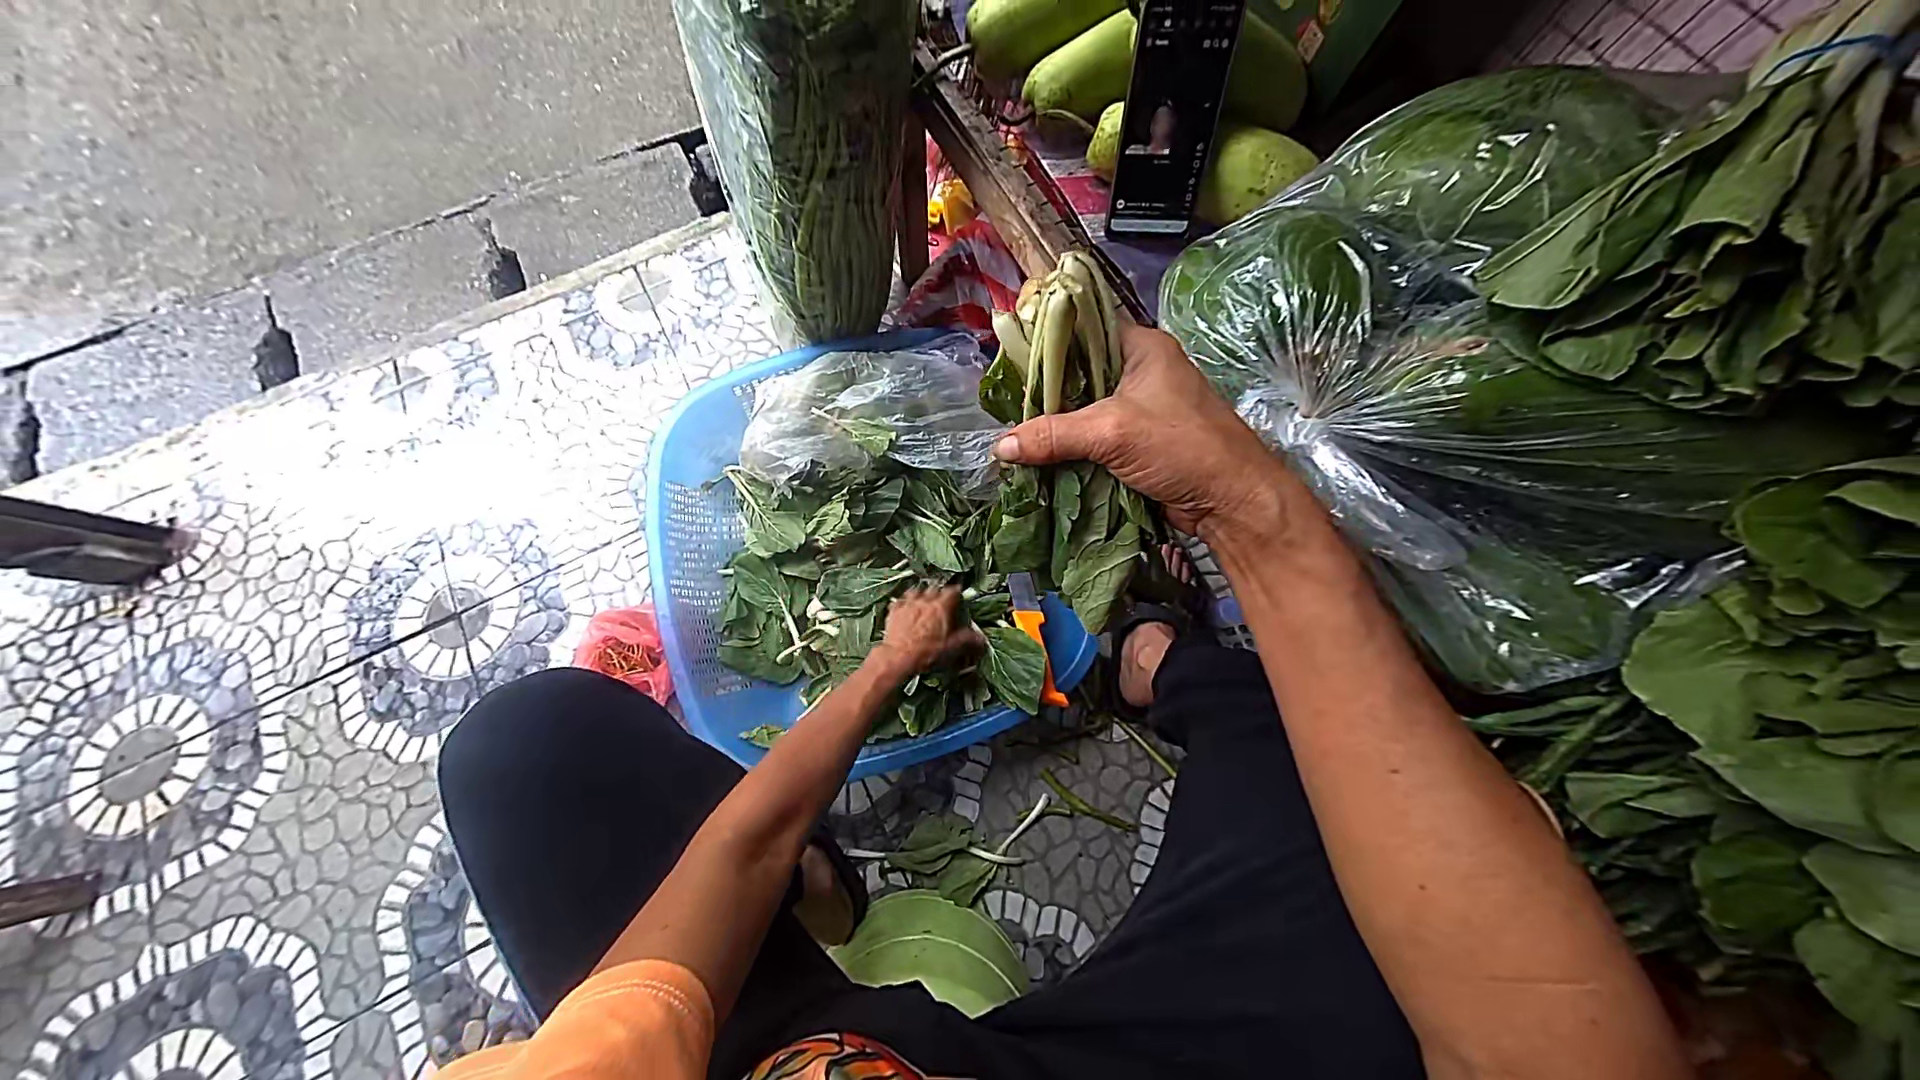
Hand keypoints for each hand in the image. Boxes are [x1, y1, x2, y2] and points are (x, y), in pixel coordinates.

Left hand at [871, 586, 982, 677]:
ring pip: (916, 590)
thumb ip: (968, 640)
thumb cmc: (925, 652)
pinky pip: (900, 600)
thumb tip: (980, 639)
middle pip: (935, 588)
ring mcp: (908, 604)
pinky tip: (905, 606)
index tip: (959, 596)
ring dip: (921, 593)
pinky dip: (904, 601)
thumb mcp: (952, 647)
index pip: (952, 591)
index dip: (957, 592)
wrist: (899, 657)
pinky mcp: (894, 611)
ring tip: (924, 600)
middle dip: (940, 592)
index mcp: (941, 607)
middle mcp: (924, 601)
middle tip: (943, 600)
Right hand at [992, 323, 1314, 542]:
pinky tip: (1039, 452)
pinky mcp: (1134, 441)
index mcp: (1140, 347)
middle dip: (1044, 390)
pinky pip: (1090, 436)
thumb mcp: (1112, 432)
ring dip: (1054, 422)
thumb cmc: (1182, 446)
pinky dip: (1068, 445)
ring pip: (1082, 408)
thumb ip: (1054, 434)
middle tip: (1006, 400)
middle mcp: (1137, 372)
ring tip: (1014, 427)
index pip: (1083, 327)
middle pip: (1077, 372)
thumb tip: (1001, 447)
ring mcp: (1137, 408)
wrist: (1230, 501)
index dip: (1045, 338)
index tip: (1009, 357)